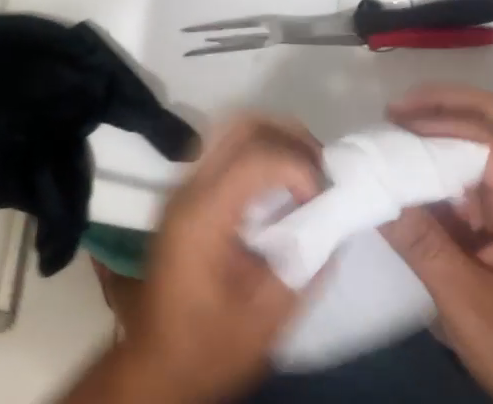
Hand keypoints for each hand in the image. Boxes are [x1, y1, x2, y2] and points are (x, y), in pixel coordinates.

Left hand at [67, 115, 323, 403]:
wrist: (156, 366)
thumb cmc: (208, 346)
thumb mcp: (267, 318)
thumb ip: (305, 266)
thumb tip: (337, 225)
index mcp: (202, 216)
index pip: (256, 157)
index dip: (299, 167)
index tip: (322, 200)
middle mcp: (187, 189)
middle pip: (240, 126)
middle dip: (289, 137)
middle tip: (323, 169)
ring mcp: (182, 189)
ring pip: (230, 132)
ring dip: (274, 142)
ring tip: (307, 175)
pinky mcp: (186, 198)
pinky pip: (224, 153)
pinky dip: (259, 155)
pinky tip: (282, 189)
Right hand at [378, 86, 492, 403]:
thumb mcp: (465, 300)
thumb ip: (421, 244)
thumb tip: (374, 193)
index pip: (488, 141)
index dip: (440, 123)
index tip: (393, 124)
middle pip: (492, 126)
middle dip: (443, 107)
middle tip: (393, 112)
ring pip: (475, 149)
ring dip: (434, 134)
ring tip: (387, 135)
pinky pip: (463, 181)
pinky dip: (431, 167)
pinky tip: (400, 173)